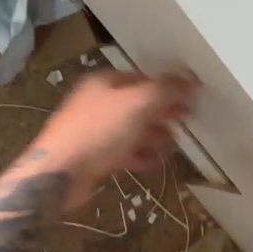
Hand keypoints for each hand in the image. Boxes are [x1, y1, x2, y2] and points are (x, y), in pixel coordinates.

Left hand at [27, 69, 198, 213]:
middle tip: (188, 123)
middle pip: (139, 105)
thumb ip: (166, 89)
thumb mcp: (137, 103)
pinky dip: (140, 156)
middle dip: (164, 113)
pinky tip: (155, 164)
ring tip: (174, 147)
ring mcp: (94, 131)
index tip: (192, 99)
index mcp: (105, 82)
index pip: (143, 79)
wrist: (59, 172)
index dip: (169, 88)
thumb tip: (192, 79)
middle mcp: (98, 103)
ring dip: (155, 137)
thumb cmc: (98, 131)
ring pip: (132, 130)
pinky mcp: (93, 157)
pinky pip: (123, 152)